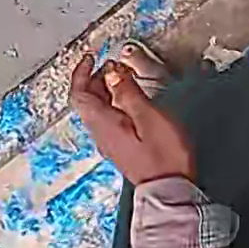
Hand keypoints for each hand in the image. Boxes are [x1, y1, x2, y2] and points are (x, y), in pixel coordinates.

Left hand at [70, 54, 193, 184]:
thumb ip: (129, 93)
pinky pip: (109, 119)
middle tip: (112, 64)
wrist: (169, 189)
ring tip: (123, 77)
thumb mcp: (149, 117)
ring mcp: (110, 142)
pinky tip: (131, 100)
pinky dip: (115, 102)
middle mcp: (101, 133)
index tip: (92, 57)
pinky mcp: (122, 147)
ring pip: (97, 110)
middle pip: (86, 102)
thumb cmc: (163, 155)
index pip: (79, 95)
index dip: (81, 72)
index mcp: (104, 123)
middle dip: (95, 78)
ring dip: (105, 90)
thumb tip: (113, 74)